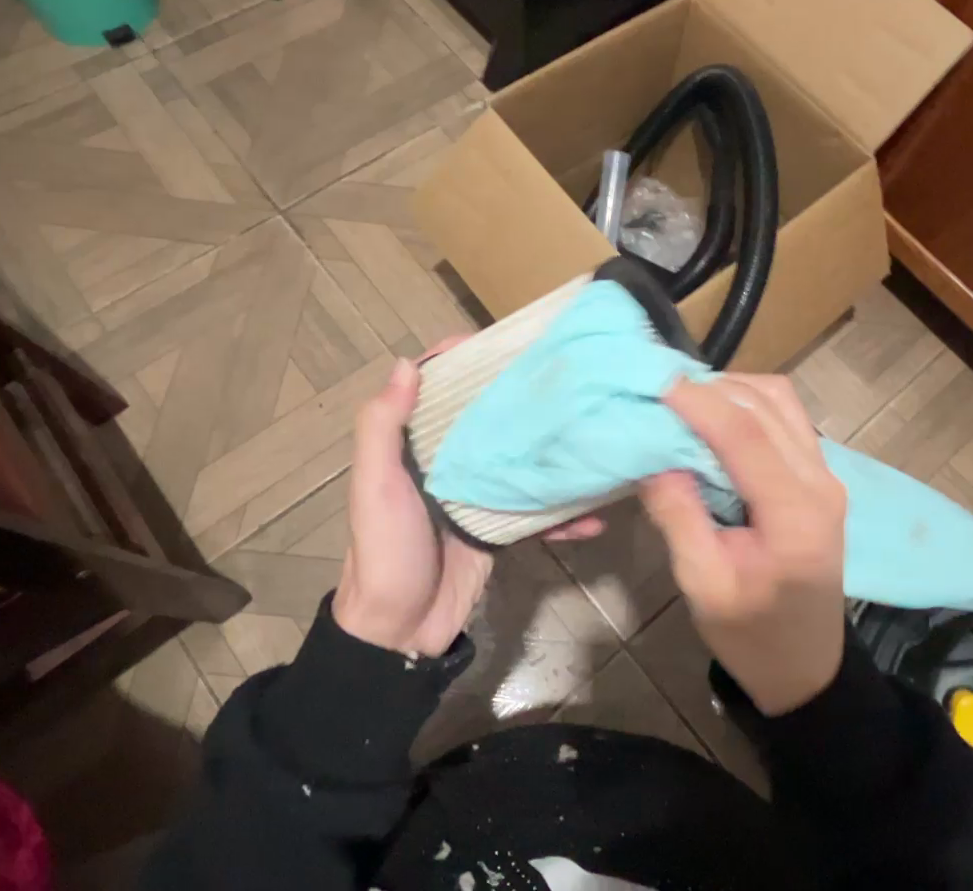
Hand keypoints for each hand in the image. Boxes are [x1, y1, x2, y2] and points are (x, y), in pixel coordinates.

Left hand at [334, 347, 602, 657]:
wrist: (401, 630)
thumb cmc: (386, 551)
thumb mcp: (375, 487)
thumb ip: (382, 428)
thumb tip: (405, 363)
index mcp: (414, 447)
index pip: (438, 389)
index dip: (466, 361)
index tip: (508, 341)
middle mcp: (448, 462)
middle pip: (487, 418)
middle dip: (522, 398)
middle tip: (569, 378)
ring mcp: (478, 495)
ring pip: (520, 461)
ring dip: (552, 451)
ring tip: (595, 433)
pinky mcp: (501, 529)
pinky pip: (537, 513)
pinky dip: (564, 515)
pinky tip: (597, 514)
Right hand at [640, 375, 846, 714]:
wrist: (804, 663)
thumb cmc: (749, 633)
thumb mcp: (703, 585)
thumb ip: (679, 517)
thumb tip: (651, 457)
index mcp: (794, 514)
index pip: (745, 435)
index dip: (699, 402)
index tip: (654, 384)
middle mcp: (820, 482)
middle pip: (766, 406)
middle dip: (711, 388)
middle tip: (659, 391)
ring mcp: (825, 475)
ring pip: (780, 402)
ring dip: (732, 390)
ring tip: (684, 400)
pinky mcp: (818, 475)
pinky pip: (785, 417)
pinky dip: (747, 404)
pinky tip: (713, 416)